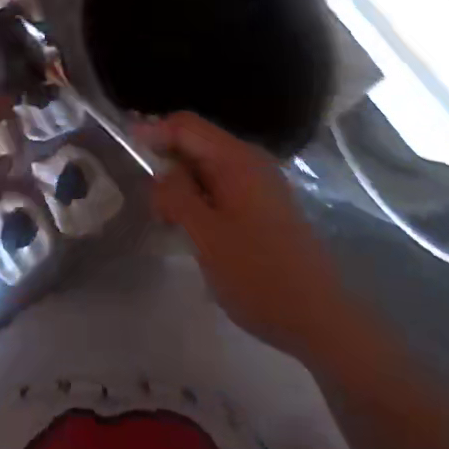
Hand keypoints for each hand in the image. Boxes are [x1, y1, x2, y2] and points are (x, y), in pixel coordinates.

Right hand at [137, 111, 340, 356]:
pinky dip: (200, 198)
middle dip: (167, 161)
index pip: (186, 125)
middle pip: (198, 143)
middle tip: (146, 196)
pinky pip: (223, 188)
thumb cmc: (258, 274)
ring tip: (165, 218)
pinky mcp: (266, 210)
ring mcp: (262, 187)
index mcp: (238, 160)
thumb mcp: (206, 235)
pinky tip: (191, 227)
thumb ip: (176, 195)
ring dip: (182, 184)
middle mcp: (252, 164)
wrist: (322, 322)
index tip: (125, 147)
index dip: (153, 130)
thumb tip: (161, 173)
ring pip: (209, 168)